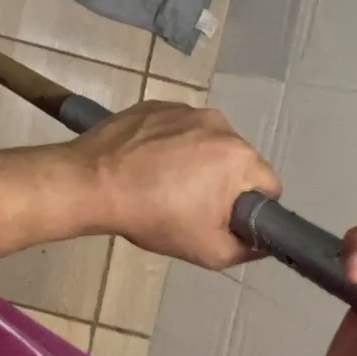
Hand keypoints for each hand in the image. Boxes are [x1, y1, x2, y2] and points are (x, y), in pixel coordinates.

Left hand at [69, 100, 279, 268]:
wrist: (90, 182)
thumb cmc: (152, 215)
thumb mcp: (212, 251)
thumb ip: (249, 248)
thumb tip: (258, 238)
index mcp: (239, 155)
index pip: (267, 186)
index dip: (249, 207)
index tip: (221, 217)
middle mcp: (217, 122)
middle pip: (235, 159)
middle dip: (221, 180)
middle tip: (188, 201)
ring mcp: (182, 108)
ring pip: (204, 140)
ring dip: (194, 158)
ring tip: (161, 180)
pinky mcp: (152, 104)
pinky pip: (175, 126)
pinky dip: (167, 141)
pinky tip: (145, 160)